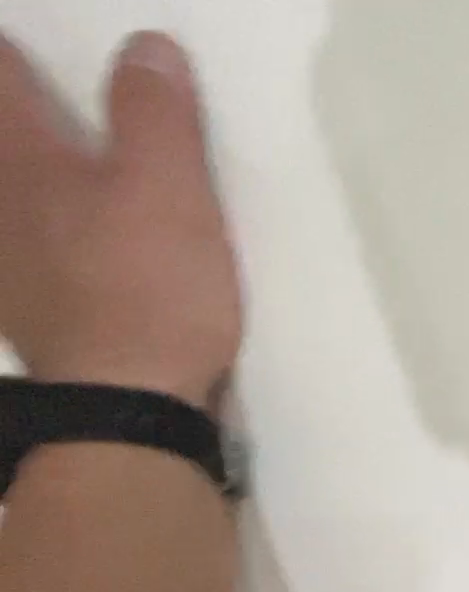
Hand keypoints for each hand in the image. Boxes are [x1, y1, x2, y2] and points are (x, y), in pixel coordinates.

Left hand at [0, 31, 239, 410]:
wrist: (126, 391)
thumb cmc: (151, 285)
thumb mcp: (174, 196)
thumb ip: (158, 118)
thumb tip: (149, 45)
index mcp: (20, 151)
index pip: (4, 67)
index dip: (21, 47)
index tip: (41, 45)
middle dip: (24, 111)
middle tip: (49, 99)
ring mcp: (1, 246)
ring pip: (11, 187)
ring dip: (30, 171)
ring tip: (63, 166)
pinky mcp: (25, 294)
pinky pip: (18, 238)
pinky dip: (34, 223)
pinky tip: (61, 237)